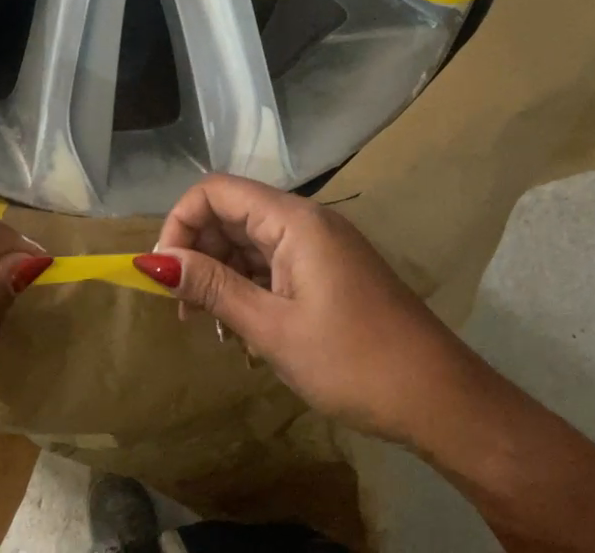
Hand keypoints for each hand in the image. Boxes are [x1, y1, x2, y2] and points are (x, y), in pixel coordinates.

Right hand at [139, 175, 483, 445]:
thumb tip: (151, 262)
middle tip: (185, 312)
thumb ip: (211, 287)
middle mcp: (306, 222)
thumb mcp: (272, 328)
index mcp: (294, 221)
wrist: (443, 403)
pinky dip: (248, 289)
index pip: (215, 191)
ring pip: (248, 242)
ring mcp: (320, 247)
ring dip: (220, 277)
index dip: (180, 223)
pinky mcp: (328, 272)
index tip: (163, 274)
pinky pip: (272, 264)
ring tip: (215, 330)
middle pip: (230, 214)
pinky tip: (244, 333)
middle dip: (197, 255)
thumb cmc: (354, 363)